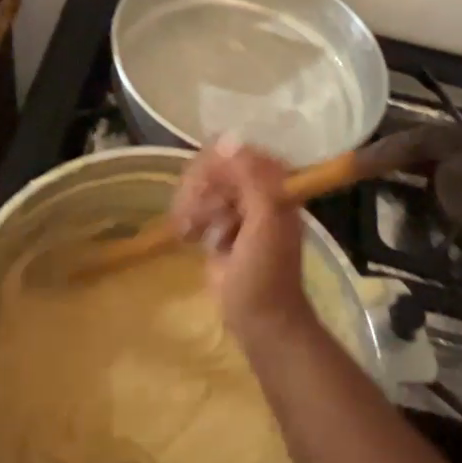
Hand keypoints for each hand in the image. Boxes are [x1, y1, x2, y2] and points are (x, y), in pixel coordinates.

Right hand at [170, 140, 314, 341]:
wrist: (259, 322)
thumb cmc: (266, 275)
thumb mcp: (265, 223)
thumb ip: (253, 179)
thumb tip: (229, 140)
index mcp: (276, 188)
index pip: (243, 153)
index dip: (218, 162)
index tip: (201, 181)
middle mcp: (258, 194)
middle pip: (220, 168)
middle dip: (200, 185)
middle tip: (189, 208)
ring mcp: (239, 213)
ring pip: (206, 187)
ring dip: (192, 203)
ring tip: (188, 227)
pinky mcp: (220, 230)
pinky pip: (199, 207)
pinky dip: (189, 217)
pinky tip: (186, 235)